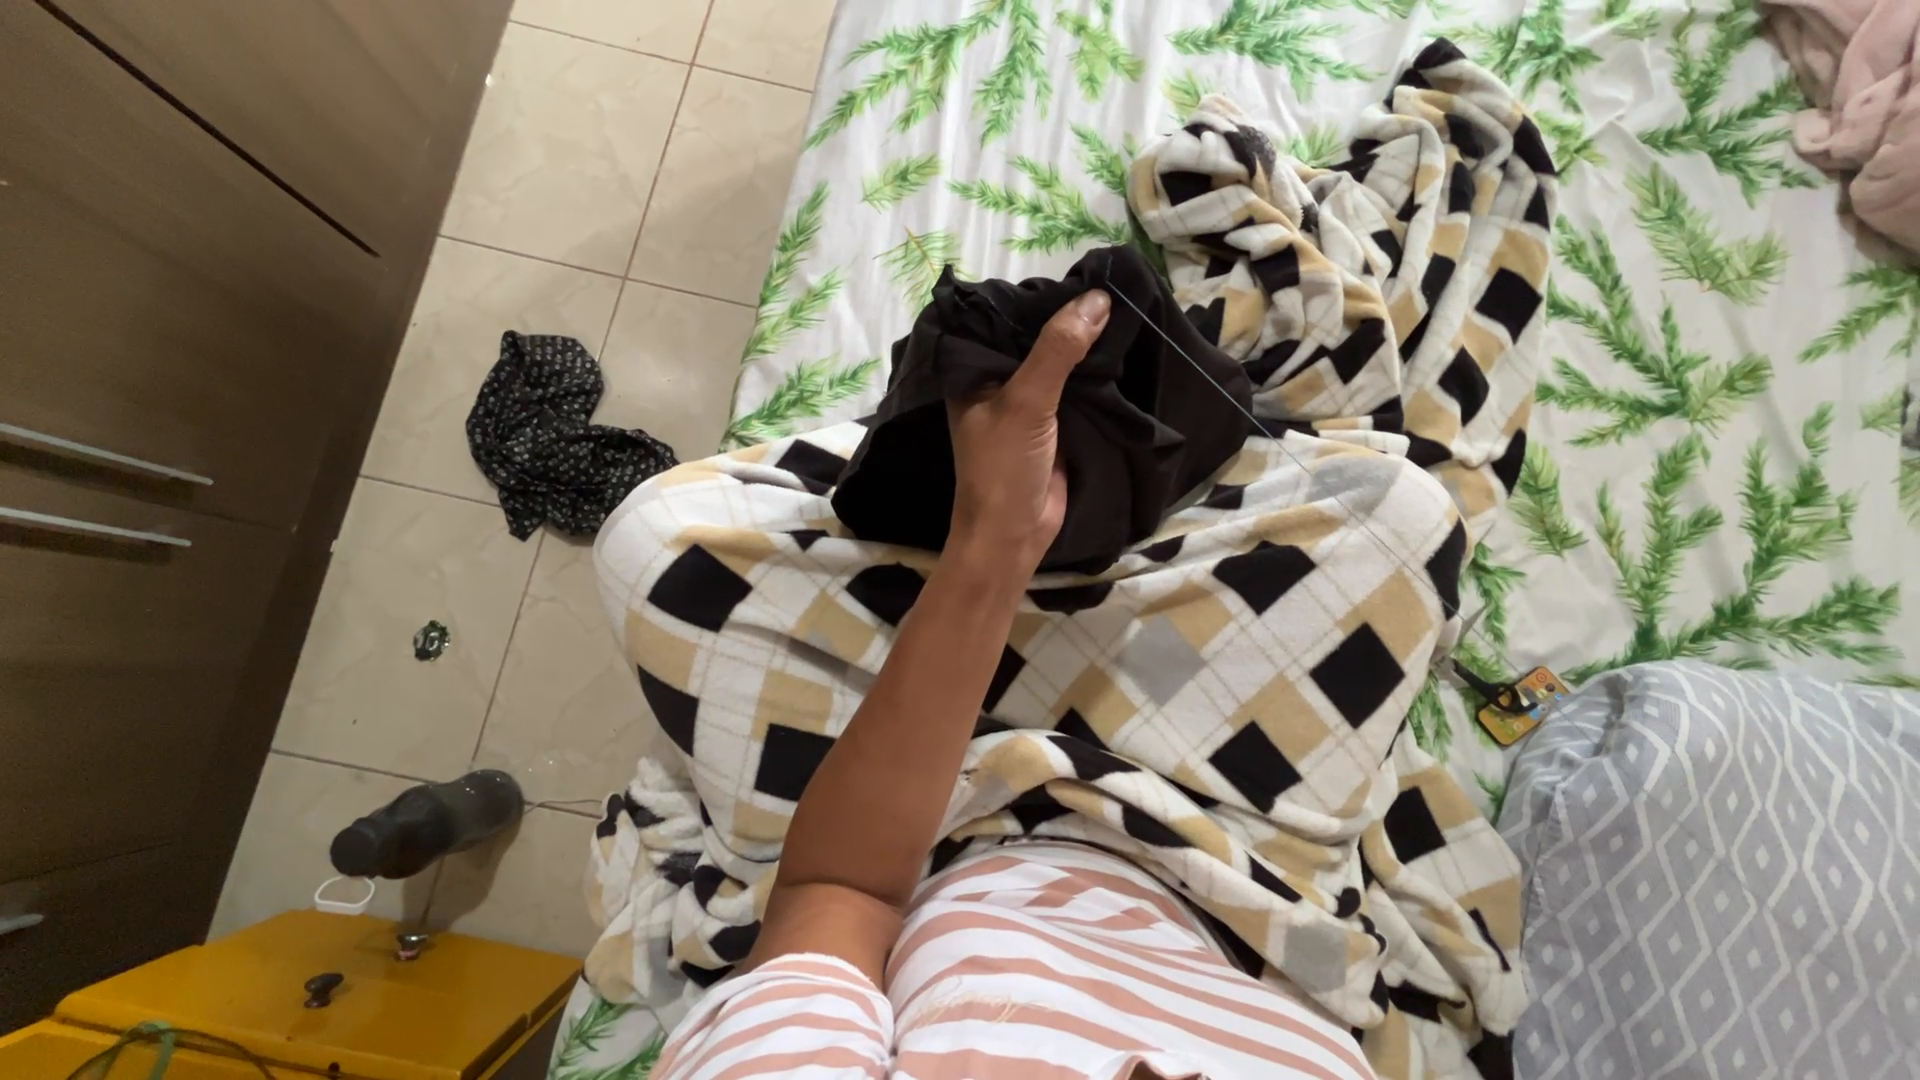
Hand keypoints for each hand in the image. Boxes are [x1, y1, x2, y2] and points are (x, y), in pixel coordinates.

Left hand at [947, 289, 1110, 573]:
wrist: (1015, 535)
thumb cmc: (1003, 468)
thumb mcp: (1026, 402)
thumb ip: (1057, 351)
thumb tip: (1098, 299)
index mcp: (974, 374)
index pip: (1001, 322)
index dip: (1033, 297)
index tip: (1074, 269)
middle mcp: (997, 385)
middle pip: (1034, 341)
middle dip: (1067, 320)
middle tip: (1110, 282)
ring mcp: (1027, 407)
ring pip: (1059, 366)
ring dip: (1085, 346)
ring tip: (1123, 305)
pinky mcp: (1054, 427)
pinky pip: (1076, 391)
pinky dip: (1095, 376)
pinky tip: (1122, 349)